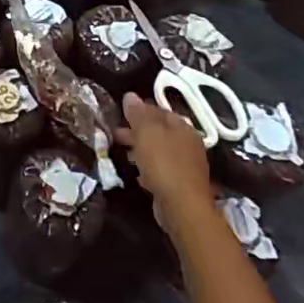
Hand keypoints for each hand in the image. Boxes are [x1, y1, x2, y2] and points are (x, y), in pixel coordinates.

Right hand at [116, 92, 213, 232]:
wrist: (182, 207)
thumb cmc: (164, 164)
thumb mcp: (146, 133)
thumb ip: (138, 114)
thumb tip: (130, 95)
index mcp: (182, 126)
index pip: (160, 110)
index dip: (140, 109)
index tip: (121, 112)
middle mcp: (187, 143)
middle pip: (159, 131)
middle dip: (138, 130)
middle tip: (116, 132)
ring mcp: (186, 165)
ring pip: (159, 150)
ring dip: (141, 149)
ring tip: (123, 151)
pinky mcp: (180, 185)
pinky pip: (161, 169)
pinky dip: (148, 167)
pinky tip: (137, 173)